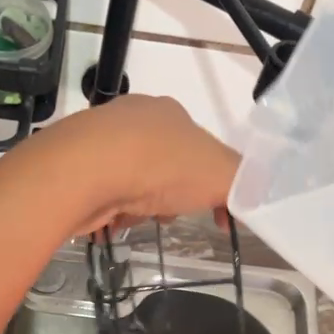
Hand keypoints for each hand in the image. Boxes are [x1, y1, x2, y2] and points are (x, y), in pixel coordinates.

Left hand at [21, 95, 241, 237]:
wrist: (87, 171)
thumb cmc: (160, 166)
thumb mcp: (220, 174)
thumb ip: (243, 183)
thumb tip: (257, 195)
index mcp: (170, 113)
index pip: (200, 148)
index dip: (212, 183)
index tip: (216, 215)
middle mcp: (134, 120)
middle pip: (165, 169)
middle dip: (172, 197)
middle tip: (173, 215)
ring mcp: (101, 143)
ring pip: (133, 184)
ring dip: (142, 208)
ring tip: (140, 218)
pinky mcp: (76, 169)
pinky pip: (105, 197)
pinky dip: (113, 213)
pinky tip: (113, 220)